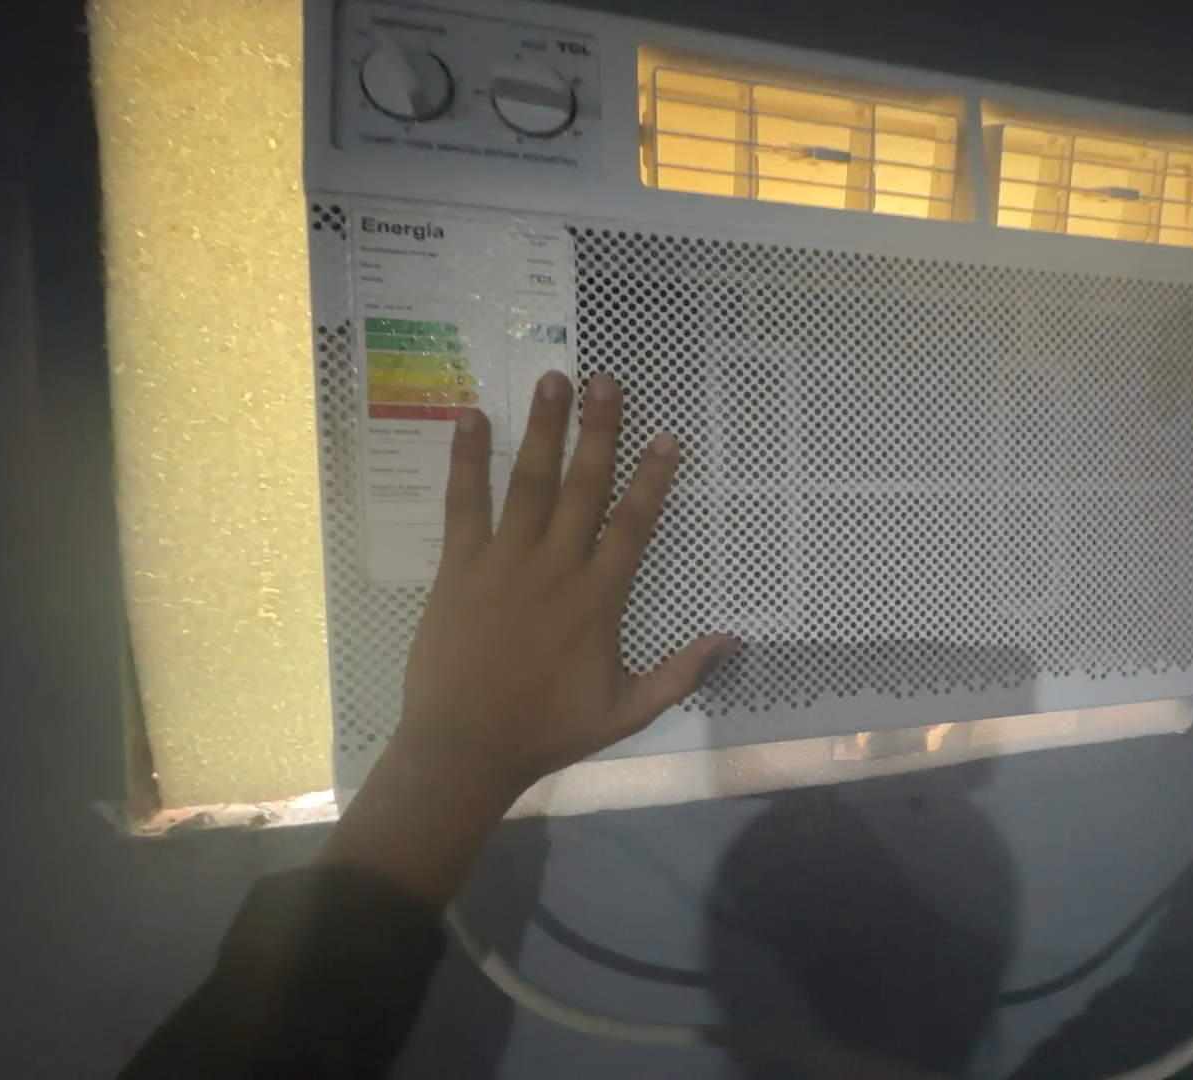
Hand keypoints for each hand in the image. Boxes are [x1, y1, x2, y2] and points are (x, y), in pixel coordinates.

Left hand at [320, 370, 733, 903]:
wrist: (464, 749)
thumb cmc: (550, 729)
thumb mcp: (630, 711)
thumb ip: (683, 673)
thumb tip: (734, 639)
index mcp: (599, 598)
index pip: (633, 524)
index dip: (653, 478)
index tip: (666, 436)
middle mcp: (556, 567)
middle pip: (584, 486)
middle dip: (600, 431)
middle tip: (607, 380)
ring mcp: (504, 561)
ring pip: (529, 483)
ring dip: (544, 429)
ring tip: (554, 380)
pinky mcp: (459, 567)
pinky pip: (463, 504)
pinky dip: (467, 460)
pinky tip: (470, 418)